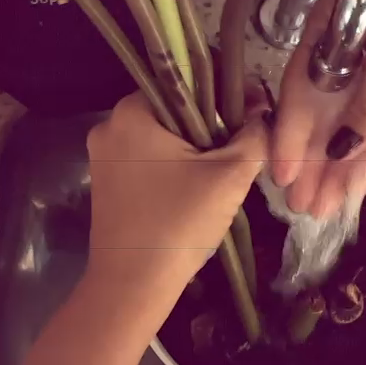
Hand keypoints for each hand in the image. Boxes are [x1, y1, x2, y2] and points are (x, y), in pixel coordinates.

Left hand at [85, 93, 267, 304]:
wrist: (132, 286)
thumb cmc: (179, 224)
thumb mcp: (229, 176)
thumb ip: (253, 136)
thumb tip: (262, 114)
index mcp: (132, 112)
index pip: (186, 78)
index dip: (226, 90)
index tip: (254, 110)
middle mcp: (109, 126)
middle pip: (173, 109)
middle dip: (211, 123)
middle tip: (244, 144)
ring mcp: (103, 158)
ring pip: (161, 138)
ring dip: (194, 148)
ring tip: (225, 169)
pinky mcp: (105, 185)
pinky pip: (147, 162)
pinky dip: (173, 168)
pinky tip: (196, 189)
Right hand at [270, 0, 365, 216]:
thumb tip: (339, 151)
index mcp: (335, 20)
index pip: (303, 85)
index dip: (290, 132)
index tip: (281, 173)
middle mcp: (356, 46)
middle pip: (327, 111)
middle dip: (313, 159)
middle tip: (299, 204)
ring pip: (359, 126)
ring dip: (340, 167)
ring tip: (321, 207)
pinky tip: (354, 187)